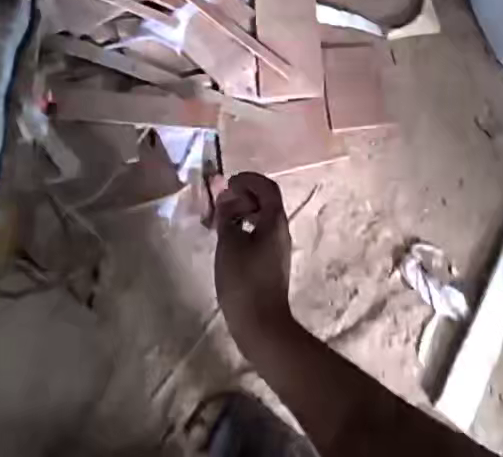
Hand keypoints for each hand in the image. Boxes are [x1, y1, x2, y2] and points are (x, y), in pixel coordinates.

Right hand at [212, 172, 295, 340]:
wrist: (262, 322)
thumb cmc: (244, 281)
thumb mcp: (229, 246)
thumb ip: (227, 219)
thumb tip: (227, 199)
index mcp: (275, 220)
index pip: (268, 188)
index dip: (250, 179)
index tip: (230, 180)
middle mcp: (281, 229)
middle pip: (267, 201)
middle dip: (246, 194)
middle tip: (223, 198)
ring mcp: (278, 246)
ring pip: (263, 218)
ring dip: (244, 211)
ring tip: (221, 217)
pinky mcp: (271, 261)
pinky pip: (260, 232)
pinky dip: (245, 226)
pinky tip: (229, 238)